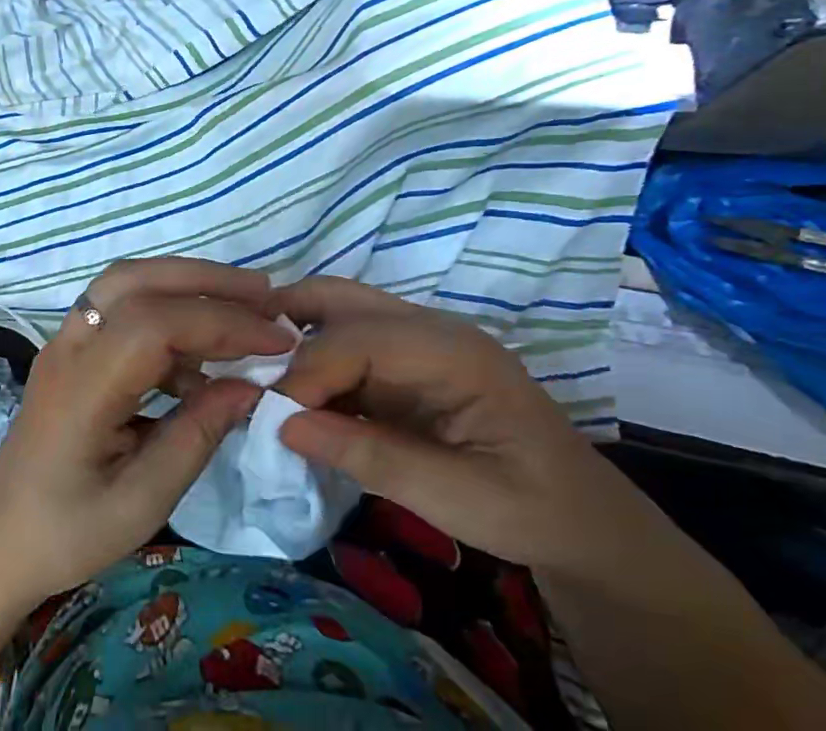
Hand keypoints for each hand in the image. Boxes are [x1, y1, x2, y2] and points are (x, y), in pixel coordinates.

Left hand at [0, 259, 295, 662]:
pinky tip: (199, 358)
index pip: (152, 325)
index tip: (277, 342)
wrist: (0, 538)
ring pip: (122, 287)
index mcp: (80, 390)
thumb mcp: (142, 502)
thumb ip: (196, 436)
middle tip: (265, 296)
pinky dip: (164, 317)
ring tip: (242, 316)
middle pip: (132, 281)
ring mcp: (62, 347)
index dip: (219, 323)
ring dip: (183, 289)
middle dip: (202, 279)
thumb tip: (250, 386)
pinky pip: (118, 314)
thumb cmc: (67, 532)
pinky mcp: (69, 355)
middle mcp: (66, 351)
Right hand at [270, 277, 666, 576]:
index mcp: (455, 354)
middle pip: (339, 298)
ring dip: (289, 337)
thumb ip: (370, 456)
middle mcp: (430, 331)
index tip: (272, 418)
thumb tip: (281, 425)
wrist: (584, 527)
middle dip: (282, 323)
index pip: (357, 339)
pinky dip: (306, 360)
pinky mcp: (400, 364)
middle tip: (241, 364)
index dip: (306, 372)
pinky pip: (340, 343)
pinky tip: (286, 391)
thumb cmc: (532, 512)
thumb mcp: (458, 498)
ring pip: (334, 311)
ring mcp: (414, 342)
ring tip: (254, 374)